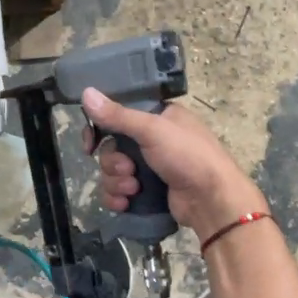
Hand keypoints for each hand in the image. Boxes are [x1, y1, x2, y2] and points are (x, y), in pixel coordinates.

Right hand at [82, 89, 268, 237]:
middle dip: (113, 163)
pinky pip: (118, 192)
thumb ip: (118, 115)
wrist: (211, 200)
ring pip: (112, 172)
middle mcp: (152, 140)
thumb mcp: (153, 130)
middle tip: (128, 170)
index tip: (90, 143)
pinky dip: (117, 198)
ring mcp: (150, 167)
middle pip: (111, 148)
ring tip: (133, 190)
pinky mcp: (147, 191)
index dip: (100, 130)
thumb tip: (86, 93)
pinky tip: (125, 203)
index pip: (118, 117)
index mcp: (157, 118)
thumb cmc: (188, 156)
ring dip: (116, 182)